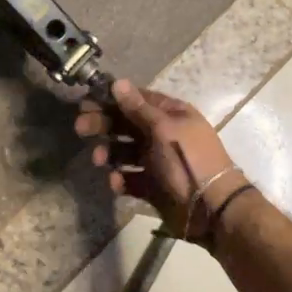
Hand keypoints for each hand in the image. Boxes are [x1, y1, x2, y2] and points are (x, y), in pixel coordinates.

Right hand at [74, 79, 239, 237]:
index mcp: (171, 115)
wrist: (211, 209)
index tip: (86, 102)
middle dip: (104, 125)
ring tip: (99, 159)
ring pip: (126, 153)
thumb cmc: (188, 160)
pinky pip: (131, 179)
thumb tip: (117, 82)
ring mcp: (158, 162)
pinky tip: (116, 182)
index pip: (137, 100)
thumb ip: (138, 108)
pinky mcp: (153, 187)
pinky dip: (121, 180)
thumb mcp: (163, 128)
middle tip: (80, 128)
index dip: (112, 100)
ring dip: (110, 153)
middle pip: (127, 125)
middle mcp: (164, 135)